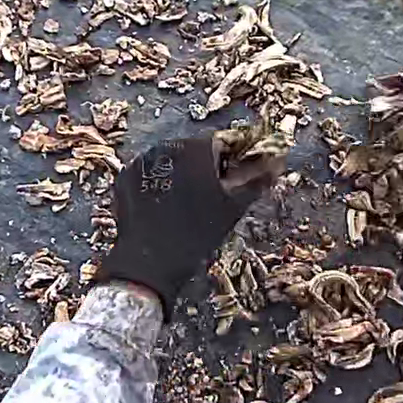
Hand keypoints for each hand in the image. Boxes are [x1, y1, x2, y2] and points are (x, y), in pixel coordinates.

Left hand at [97, 136, 280, 317]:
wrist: (151, 260)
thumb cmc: (198, 232)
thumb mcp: (233, 206)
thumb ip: (257, 178)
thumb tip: (278, 160)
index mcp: (196, 148)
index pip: (221, 143)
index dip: (230, 161)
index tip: (231, 180)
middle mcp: (166, 146)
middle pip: (193, 149)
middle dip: (203, 166)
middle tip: (209, 194)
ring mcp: (142, 160)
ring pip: (170, 160)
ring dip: (180, 173)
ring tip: (186, 202)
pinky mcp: (124, 176)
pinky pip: (148, 172)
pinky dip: (158, 182)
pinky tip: (163, 204)